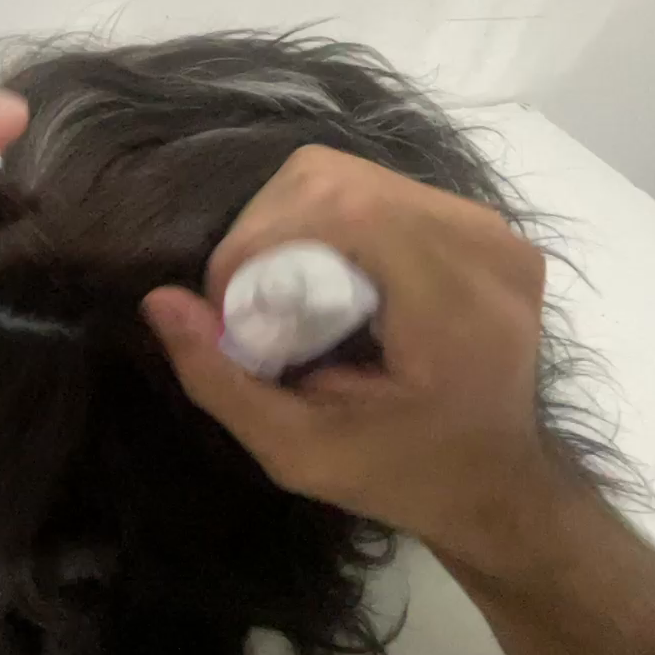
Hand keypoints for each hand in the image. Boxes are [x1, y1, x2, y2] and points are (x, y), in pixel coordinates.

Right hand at [142, 145, 569, 554]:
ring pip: (345, 174)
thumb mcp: (294, 451)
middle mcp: (485, 247)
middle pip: (334, 180)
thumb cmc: (400, 476)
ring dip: (284, 222)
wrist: (497, 480)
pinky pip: (370, 187)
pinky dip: (317, 220)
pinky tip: (319, 276)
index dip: (259, 239)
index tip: (226, 304)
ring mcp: (490, 227)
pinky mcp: (478, 222)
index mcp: (458, 310)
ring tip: (278, 287)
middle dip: (261, 231)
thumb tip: (157, 300)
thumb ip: (220, 380)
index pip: (346, 212)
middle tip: (247, 301)